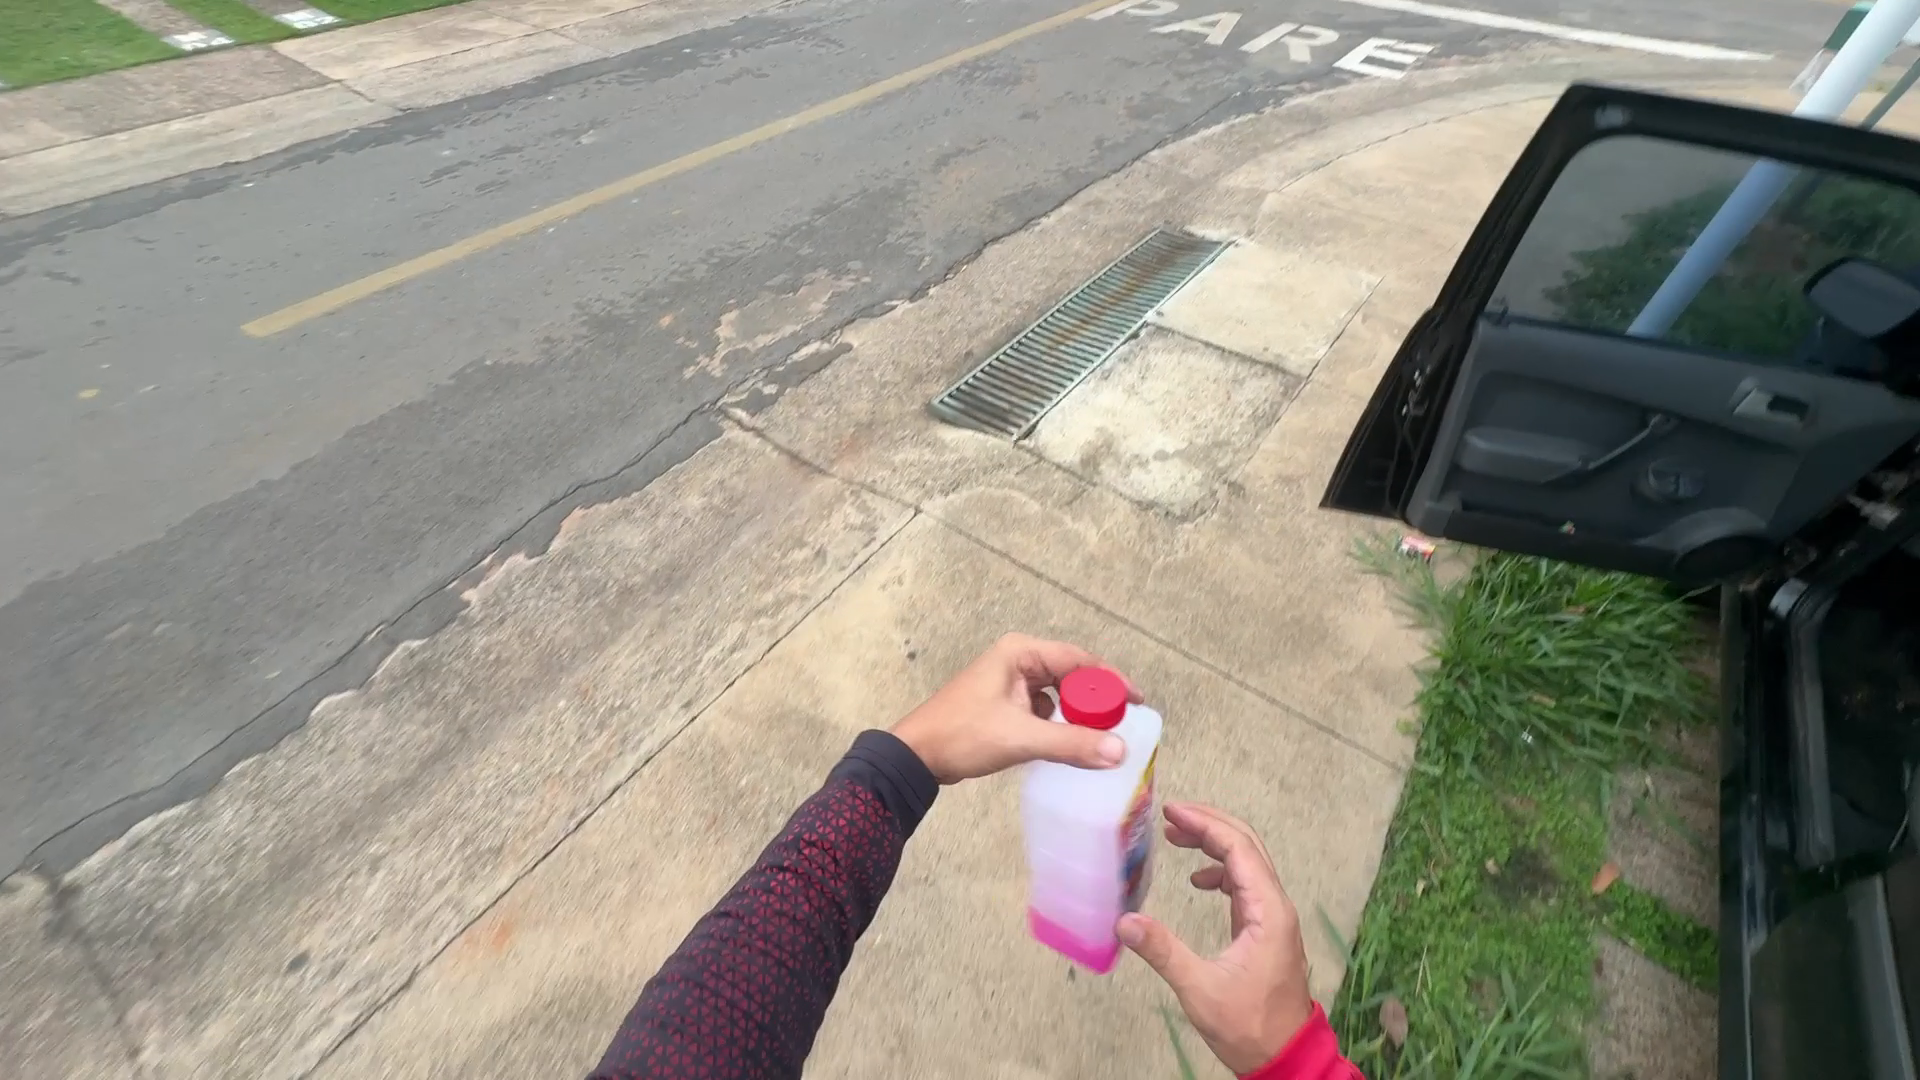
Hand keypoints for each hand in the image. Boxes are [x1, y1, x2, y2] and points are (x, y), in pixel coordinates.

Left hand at [889, 633, 1140, 783]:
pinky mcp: (1005, 702)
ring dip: (1078, 713)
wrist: (917, 755)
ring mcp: (1011, 680)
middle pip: (1071, 674)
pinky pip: (1044, 708)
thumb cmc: (964, 735)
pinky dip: (1060, 723)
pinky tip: (1071, 744)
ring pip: (1059, 693)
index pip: (1079, 659)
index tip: (1138, 703)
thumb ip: (1071, 743)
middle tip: (1123, 725)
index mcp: (1021, 652)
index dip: (1111, 681)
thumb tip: (1120, 751)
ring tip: (1102, 737)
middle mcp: (1018, 659)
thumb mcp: (1021, 737)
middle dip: (1097, 699)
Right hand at [1117, 802, 1314, 1075]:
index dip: (1204, 824)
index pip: (1238, 848)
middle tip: (1170, 815)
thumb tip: (1124, 921)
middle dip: (1208, 823)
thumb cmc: (1249, 1027)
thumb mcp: (1200, 989)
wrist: (1287, 1061)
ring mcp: (1272, 915)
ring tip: (1176, 837)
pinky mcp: (1265, 927)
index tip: (1170, 812)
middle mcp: (1275, 905)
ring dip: (1213, 842)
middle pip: (1246, 844)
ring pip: (1246, 859)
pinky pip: (1244, 881)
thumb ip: (1163, 951)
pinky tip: (1197, 879)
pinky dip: (1219, 868)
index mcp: (1268, 911)